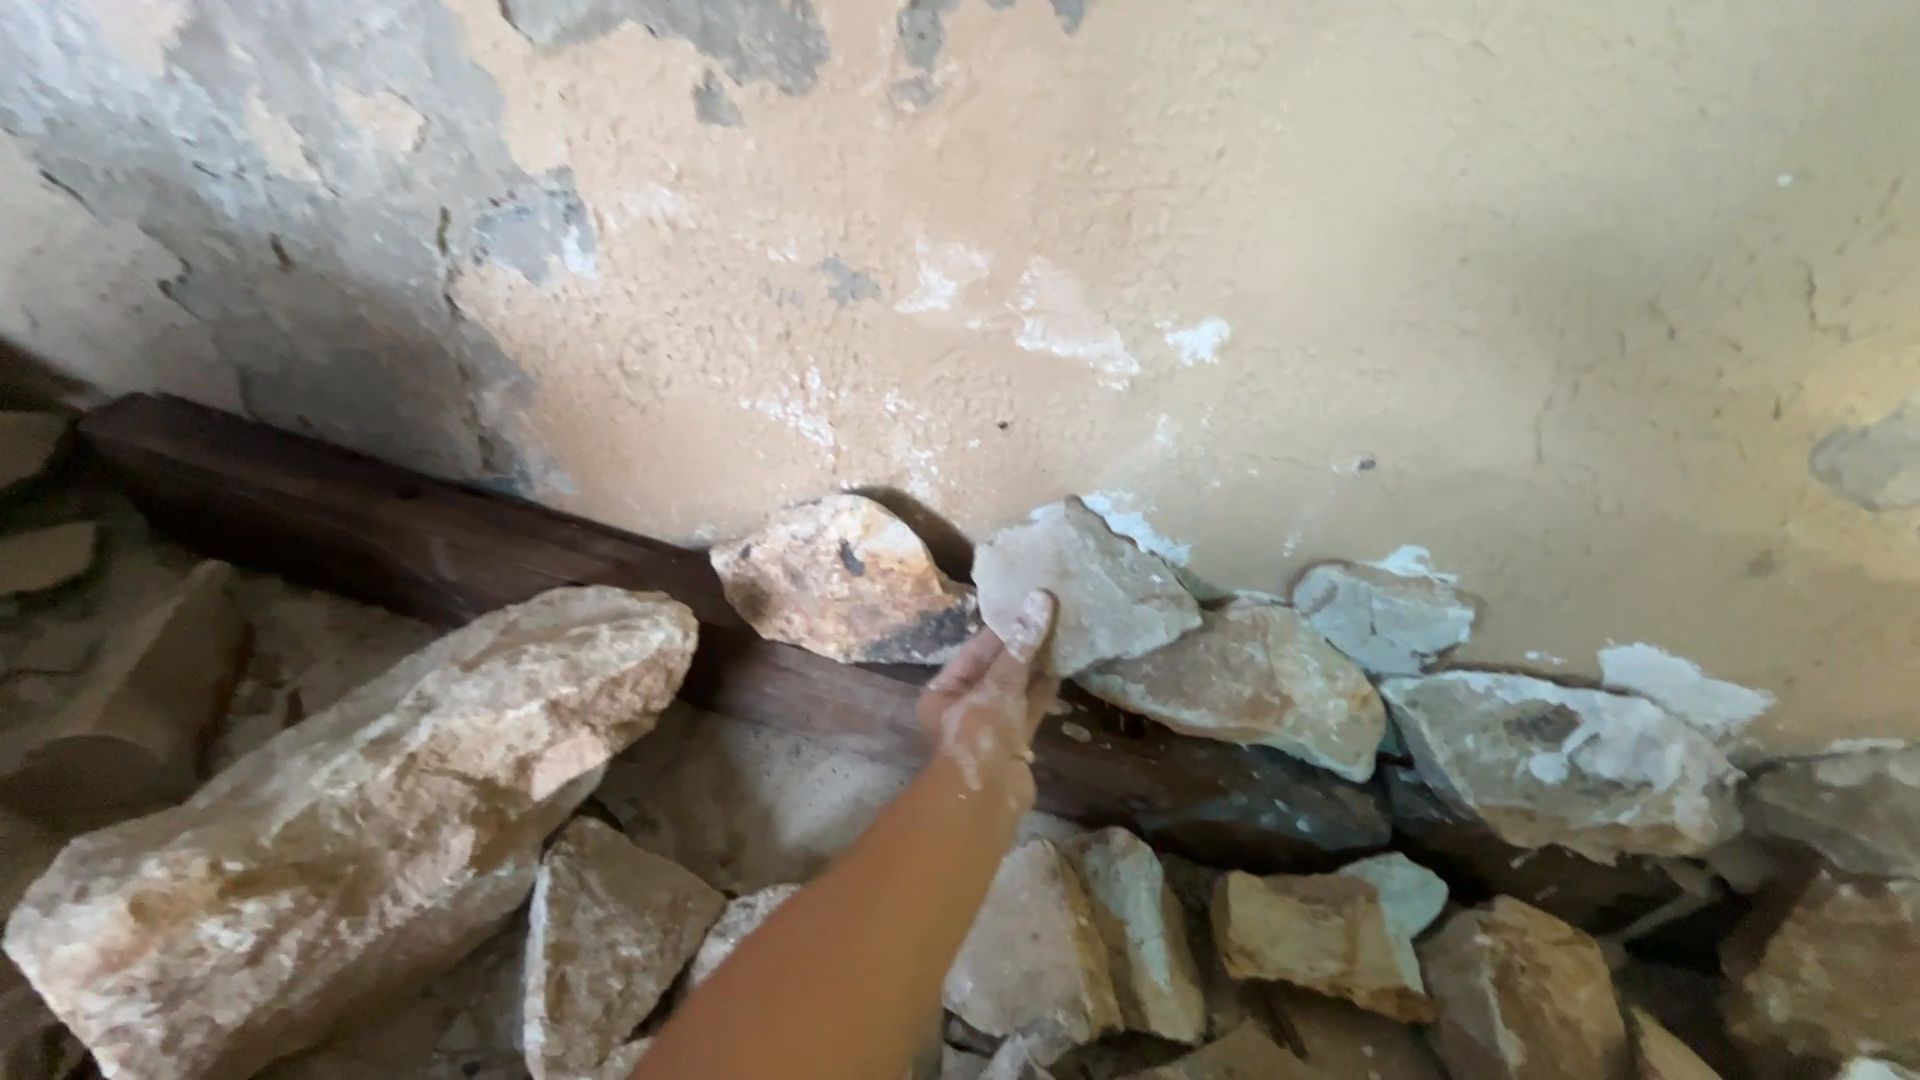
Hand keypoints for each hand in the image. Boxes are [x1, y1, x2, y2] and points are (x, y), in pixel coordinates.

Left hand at [917, 591, 1060, 806]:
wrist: (988, 797)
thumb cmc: (980, 733)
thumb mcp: (999, 684)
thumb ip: (1022, 645)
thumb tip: (1041, 599)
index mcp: (945, 689)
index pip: (976, 649)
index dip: (1003, 628)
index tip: (1030, 604)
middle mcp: (963, 705)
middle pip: (996, 668)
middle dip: (1022, 646)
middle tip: (1051, 615)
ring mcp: (989, 725)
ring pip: (1014, 688)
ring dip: (1035, 667)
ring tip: (1061, 636)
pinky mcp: (1013, 741)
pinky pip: (1029, 708)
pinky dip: (1043, 691)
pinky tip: (1061, 669)